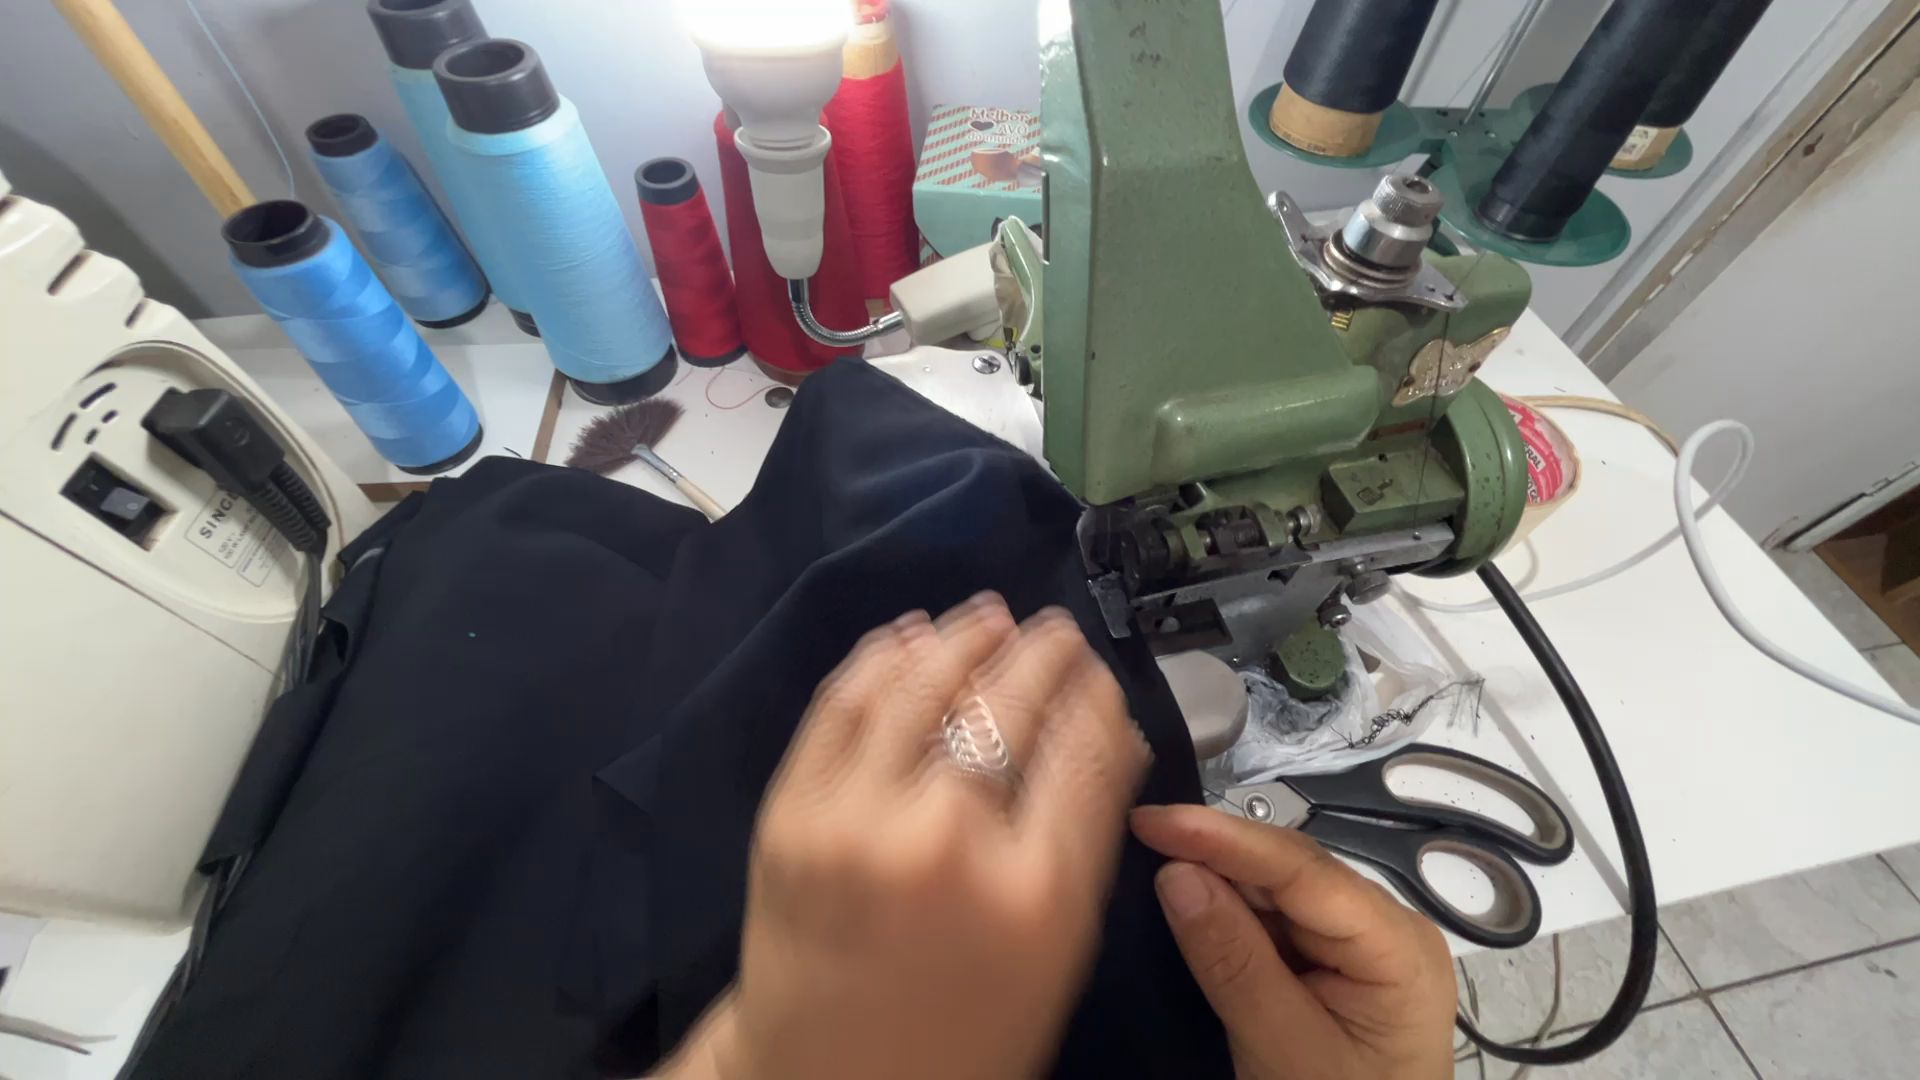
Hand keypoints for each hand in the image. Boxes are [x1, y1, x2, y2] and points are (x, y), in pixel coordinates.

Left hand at [660, 594, 1151, 1079]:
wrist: (822, 1077)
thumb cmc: (963, 1027)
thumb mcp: (1055, 949)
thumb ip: (1087, 832)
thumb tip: (1112, 729)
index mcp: (1030, 894)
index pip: (1082, 751)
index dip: (1095, 695)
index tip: (1097, 669)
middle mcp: (943, 841)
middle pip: (1008, 706)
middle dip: (1042, 654)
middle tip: (1055, 629)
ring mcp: (855, 817)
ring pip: (922, 687)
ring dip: (963, 638)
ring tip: (990, 615)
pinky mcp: (792, 807)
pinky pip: (842, 704)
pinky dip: (881, 657)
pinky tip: (913, 634)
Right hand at [1130, 806, 1455, 1079]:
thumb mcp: (1287, 1056)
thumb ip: (1234, 963)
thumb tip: (1174, 874)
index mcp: (1394, 945)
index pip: (1299, 869)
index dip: (1221, 837)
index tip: (1150, 821)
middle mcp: (1376, 923)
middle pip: (1279, 867)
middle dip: (1208, 850)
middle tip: (1135, 833)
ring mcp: (1346, 937)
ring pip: (1263, 884)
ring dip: (1206, 872)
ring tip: (1145, 854)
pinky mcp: (1316, 953)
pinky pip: (1258, 912)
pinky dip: (1215, 904)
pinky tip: (1179, 890)